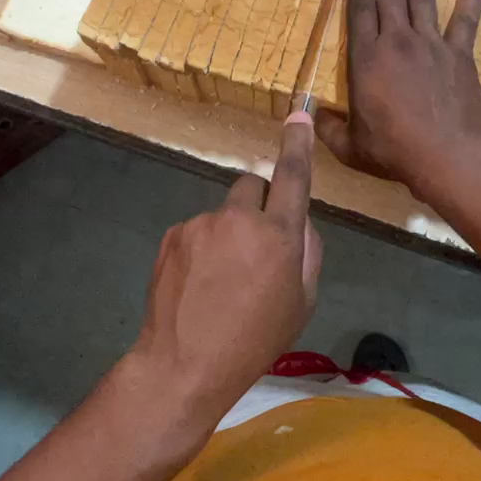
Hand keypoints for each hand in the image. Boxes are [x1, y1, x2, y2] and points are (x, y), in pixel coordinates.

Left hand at [126, 113, 322, 429]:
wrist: (184, 365)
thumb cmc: (254, 342)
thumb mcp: (301, 304)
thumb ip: (307, 253)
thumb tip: (299, 222)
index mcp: (278, 235)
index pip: (293, 178)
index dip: (298, 146)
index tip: (298, 116)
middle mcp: (238, 218)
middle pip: (252, 187)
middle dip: (257, 206)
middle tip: (254, 249)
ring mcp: (200, 224)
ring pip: (223, 214)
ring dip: (226, 234)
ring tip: (219, 282)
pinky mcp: (173, 234)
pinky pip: (196, 231)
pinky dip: (200, 249)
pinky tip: (196, 284)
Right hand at [315, 0, 480, 202]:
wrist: (446, 155)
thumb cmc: (393, 151)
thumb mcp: (350, 147)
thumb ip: (328, 128)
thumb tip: (309, 117)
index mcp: (366, 59)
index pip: (359, 8)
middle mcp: (396, 41)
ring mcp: (431, 45)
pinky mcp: (459, 55)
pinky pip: (466, 20)